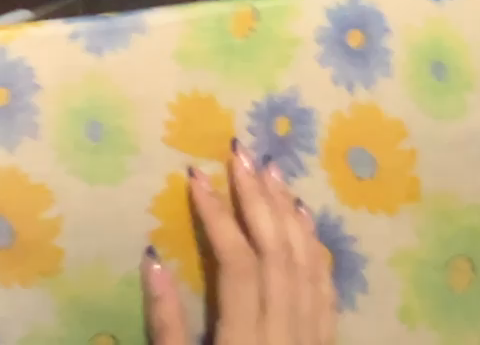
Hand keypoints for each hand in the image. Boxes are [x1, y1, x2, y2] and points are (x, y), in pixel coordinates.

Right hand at [144, 143, 336, 344]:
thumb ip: (167, 323)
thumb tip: (152, 257)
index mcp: (245, 340)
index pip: (237, 263)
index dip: (217, 216)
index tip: (196, 175)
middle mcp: (286, 332)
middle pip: (277, 254)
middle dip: (257, 198)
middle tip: (240, 154)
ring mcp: (313, 339)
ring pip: (306, 264)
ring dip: (288, 212)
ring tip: (270, 169)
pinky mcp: (326, 343)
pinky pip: (326, 288)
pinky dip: (315, 246)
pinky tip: (303, 215)